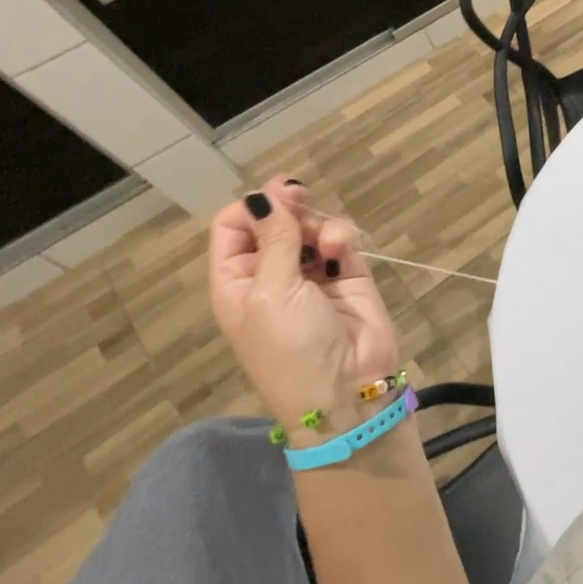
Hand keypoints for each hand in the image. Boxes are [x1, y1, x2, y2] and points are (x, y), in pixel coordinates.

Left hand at [207, 175, 401, 443]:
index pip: (233, 226)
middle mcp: (271, 274)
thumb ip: (274, 239)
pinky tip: (342, 252)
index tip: (279, 195)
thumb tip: (267, 194)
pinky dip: (343, 238)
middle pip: (276, 221)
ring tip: (329, 245)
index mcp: (236, 281)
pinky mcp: (348, 276)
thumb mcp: (270, 293)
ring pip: (312, 226)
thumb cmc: (291, 348)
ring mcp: (311, 275)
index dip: (254, 206)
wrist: (346, 389)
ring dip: (320, 225)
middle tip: (304, 204)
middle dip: (291, 210)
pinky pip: (342, 241)